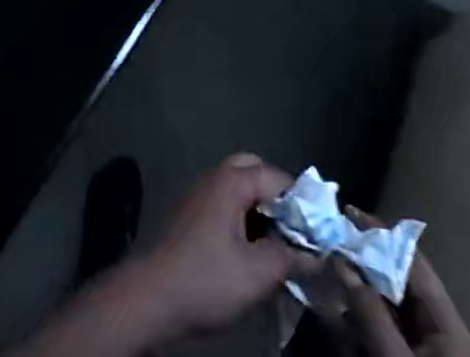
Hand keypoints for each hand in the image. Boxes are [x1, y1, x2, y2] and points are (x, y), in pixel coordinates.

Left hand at [118, 152, 321, 340]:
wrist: (148, 297)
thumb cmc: (205, 279)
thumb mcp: (257, 273)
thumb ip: (291, 257)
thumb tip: (315, 254)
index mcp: (229, 182)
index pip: (277, 176)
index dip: (303, 202)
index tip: (322, 230)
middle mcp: (212, 180)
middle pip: (253, 172)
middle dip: (279, 198)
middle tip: (297, 231)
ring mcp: (198, 197)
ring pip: (238, 190)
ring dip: (261, 211)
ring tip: (282, 245)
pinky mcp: (190, 217)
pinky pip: (225, 206)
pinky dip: (244, 220)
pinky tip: (255, 252)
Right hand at [325, 207, 469, 356]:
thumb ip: (369, 312)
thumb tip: (341, 259)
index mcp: (449, 327)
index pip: (415, 266)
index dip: (382, 236)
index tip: (347, 212)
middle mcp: (437, 332)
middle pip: (398, 283)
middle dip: (363, 260)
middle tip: (328, 238)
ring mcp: (420, 350)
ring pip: (385, 305)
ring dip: (356, 286)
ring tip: (325, 267)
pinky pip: (379, 330)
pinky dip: (357, 315)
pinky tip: (333, 307)